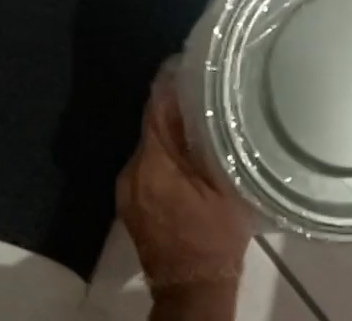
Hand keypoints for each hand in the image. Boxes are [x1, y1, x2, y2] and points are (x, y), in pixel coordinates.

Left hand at [116, 70, 251, 293]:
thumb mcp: (225, 185)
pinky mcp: (130, 203)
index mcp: (154, 164)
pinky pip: (147, 164)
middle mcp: (132, 172)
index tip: (191, 63)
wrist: (192, 289)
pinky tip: (188, 154)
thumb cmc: (215, 236)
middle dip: (175, 107)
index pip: (156, 108)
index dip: (171, 82)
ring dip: (170, 132)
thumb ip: (213, 143)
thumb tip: (212, 104)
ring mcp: (127, 190)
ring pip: (150, 144)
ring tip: (200, 119)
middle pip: (151, 124)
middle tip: (205, 90)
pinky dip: (165, 154)